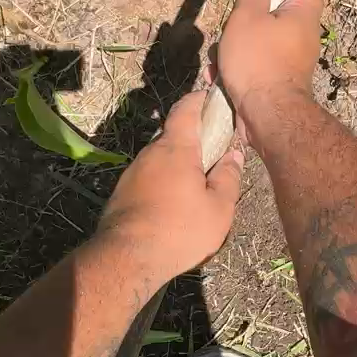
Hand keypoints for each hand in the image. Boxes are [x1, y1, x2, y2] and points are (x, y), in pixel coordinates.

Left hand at [91, 87, 245, 286]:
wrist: (127, 258)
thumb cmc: (180, 230)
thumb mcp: (219, 208)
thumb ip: (229, 177)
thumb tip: (234, 155)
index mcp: (176, 149)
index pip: (185, 110)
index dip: (199, 100)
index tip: (211, 98)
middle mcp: (150, 154)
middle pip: (174, 138)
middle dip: (193, 143)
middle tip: (214, 158)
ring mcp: (132, 173)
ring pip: (160, 162)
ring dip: (177, 168)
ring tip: (195, 191)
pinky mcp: (122, 194)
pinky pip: (148, 180)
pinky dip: (163, 185)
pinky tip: (173, 209)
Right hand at [217, 0, 324, 141]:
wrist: (267, 116)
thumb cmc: (259, 61)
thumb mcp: (248, 17)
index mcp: (303, 14)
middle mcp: (303, 37)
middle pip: (274, 14)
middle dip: (247, 20)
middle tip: (233, 27)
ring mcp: (291, 61)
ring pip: (260, 42)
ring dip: (235, 48)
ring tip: (221, 59)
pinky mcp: (278, 82)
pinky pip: (256, 66)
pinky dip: (238, 69)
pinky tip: (220, 78)